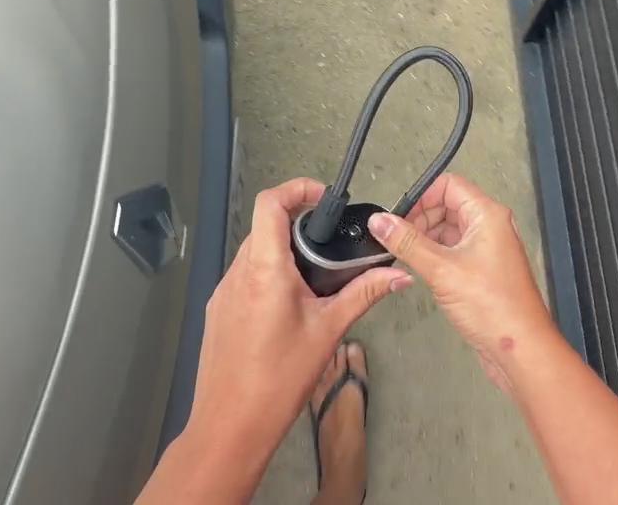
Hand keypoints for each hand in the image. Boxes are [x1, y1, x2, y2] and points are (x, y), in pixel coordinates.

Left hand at [151, 178, 408, 502]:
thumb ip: (365, 293)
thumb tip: (400, 275)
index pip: (270, 203)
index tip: (324, 198)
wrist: (229, 429)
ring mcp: (223, 293)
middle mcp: (238, 273)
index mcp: (265, 269)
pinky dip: (268, 276)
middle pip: (265, 226)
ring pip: (254, 252)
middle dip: (298, 224)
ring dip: (283, 252)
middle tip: (329, 242)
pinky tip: (289, 307)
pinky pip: (244, 278)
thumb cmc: (278, 379)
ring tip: (314, 278)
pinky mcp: (218, 312)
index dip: (297, 188)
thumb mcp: (329, 330)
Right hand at [367, 174, 552, 395]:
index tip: (398, 218)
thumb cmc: (491, 305)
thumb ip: (407, 243)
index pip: (449, 186)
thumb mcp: (442, 270)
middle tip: (396, 240)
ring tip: (404, 256)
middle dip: (420, 219)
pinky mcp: (483, 270)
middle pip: (448, 206)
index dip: (421, 198)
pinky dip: (436, 255)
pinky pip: (454, 251)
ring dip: (426, 239)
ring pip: (449, 230)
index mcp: (487, 214)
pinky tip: (420, 270)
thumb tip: (379, 220)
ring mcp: (488, 248)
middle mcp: (491, 226)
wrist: (519, 349)